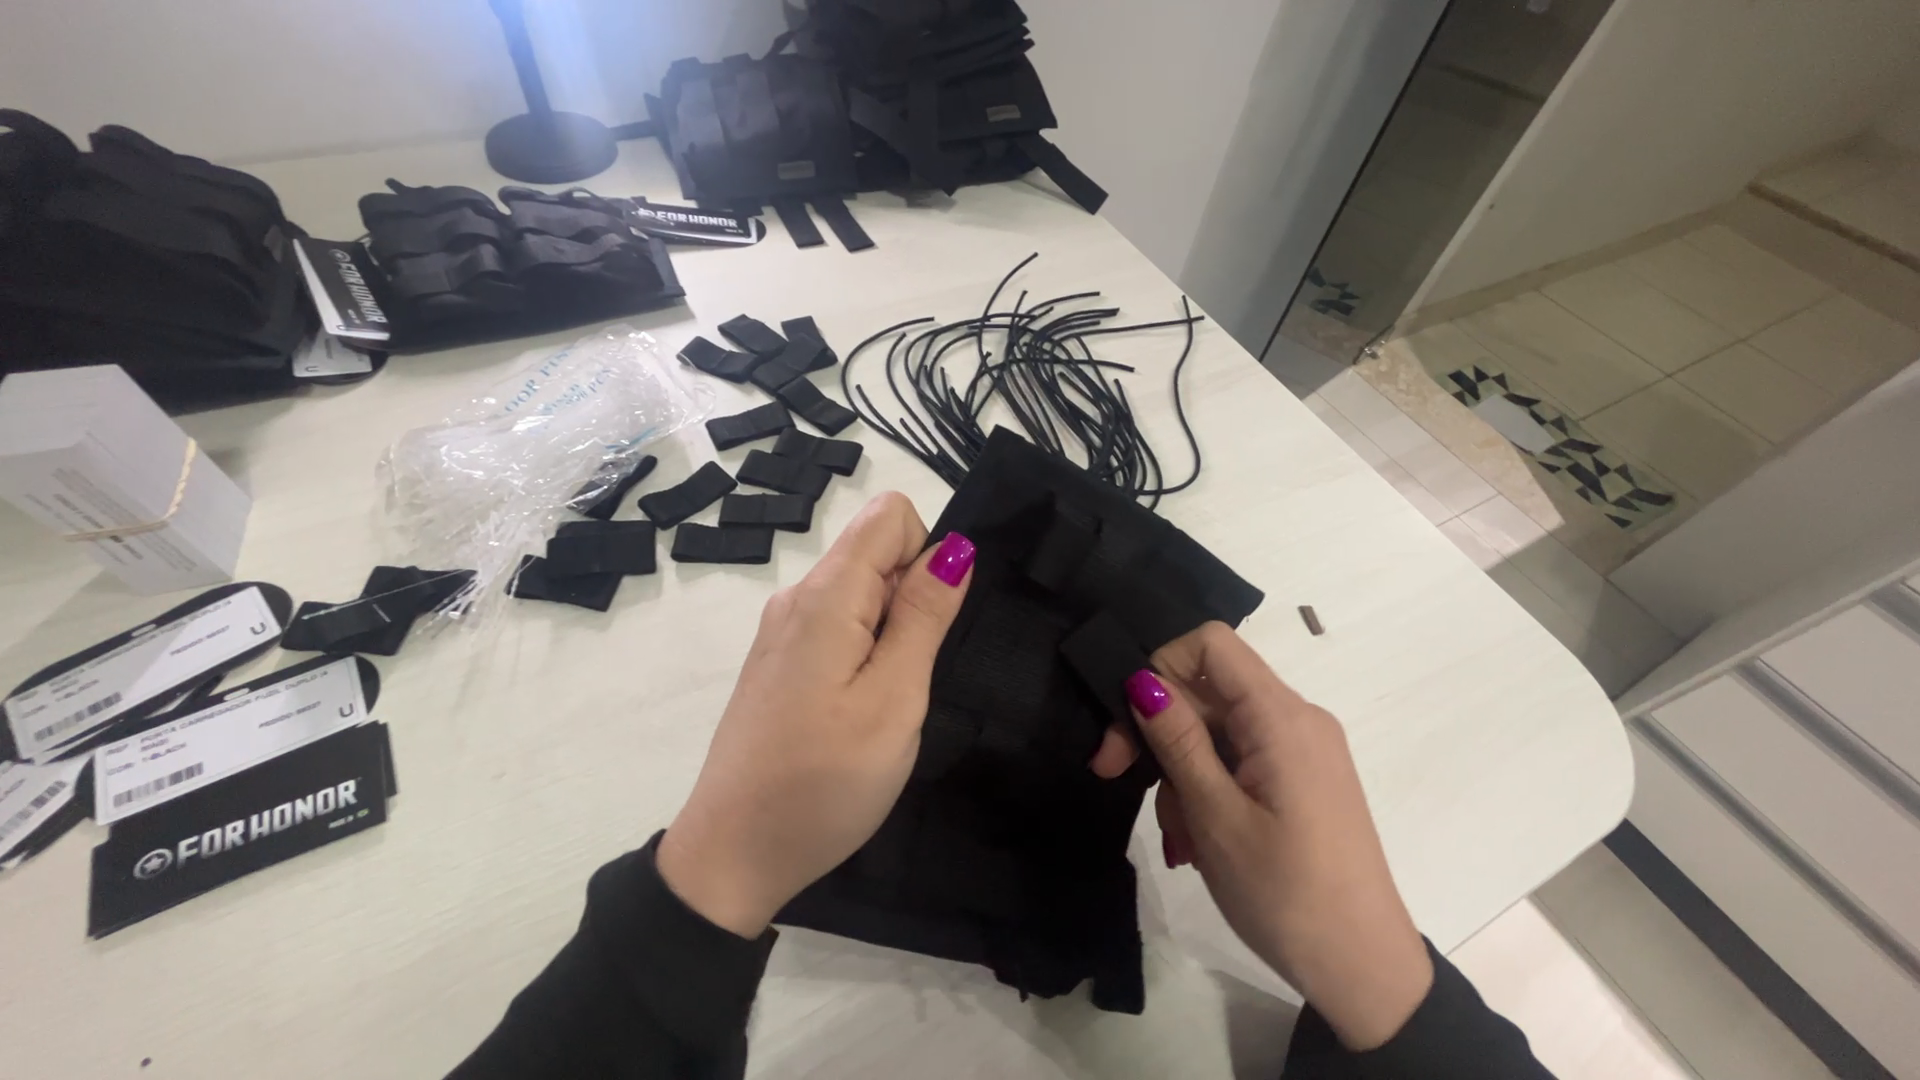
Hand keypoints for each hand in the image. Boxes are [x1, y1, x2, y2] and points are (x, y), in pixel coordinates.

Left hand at [656, 492, 974, 938]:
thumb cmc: (822, 782)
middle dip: (915, 597)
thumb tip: (955, 548)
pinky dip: (867, 652)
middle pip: (876, 552)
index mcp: (826, 596)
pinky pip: (839, 627)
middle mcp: (798, 599)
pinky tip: (861, 710)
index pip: (890, 515)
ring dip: (894, 631)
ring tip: (888, 700)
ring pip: (862, 593)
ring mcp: (784, 633)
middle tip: (911, 676)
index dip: (928, 553)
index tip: (931, 622)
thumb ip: (924, 617)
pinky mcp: (781, 664)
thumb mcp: (893, 700)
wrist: (733, 855)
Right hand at [1095, 623, 1433, 1049]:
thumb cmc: (1287, 894)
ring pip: (1216, 729)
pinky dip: (1206, 786)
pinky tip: (1196, 837)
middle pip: (1207, 688)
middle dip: (1157, 728)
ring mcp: (1300, 750)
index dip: (1161, 664)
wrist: (1364, 971)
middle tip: (1113, 775)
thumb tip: (1141, 680)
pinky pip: (1238, 758)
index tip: (1128, 719)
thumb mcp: (1217, 817)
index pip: (1211, 643)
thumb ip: (1178, 741)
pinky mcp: (1299, 778)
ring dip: (1179, 770)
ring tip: (1176, 836)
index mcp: (1282, 717)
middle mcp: (1296, 719)